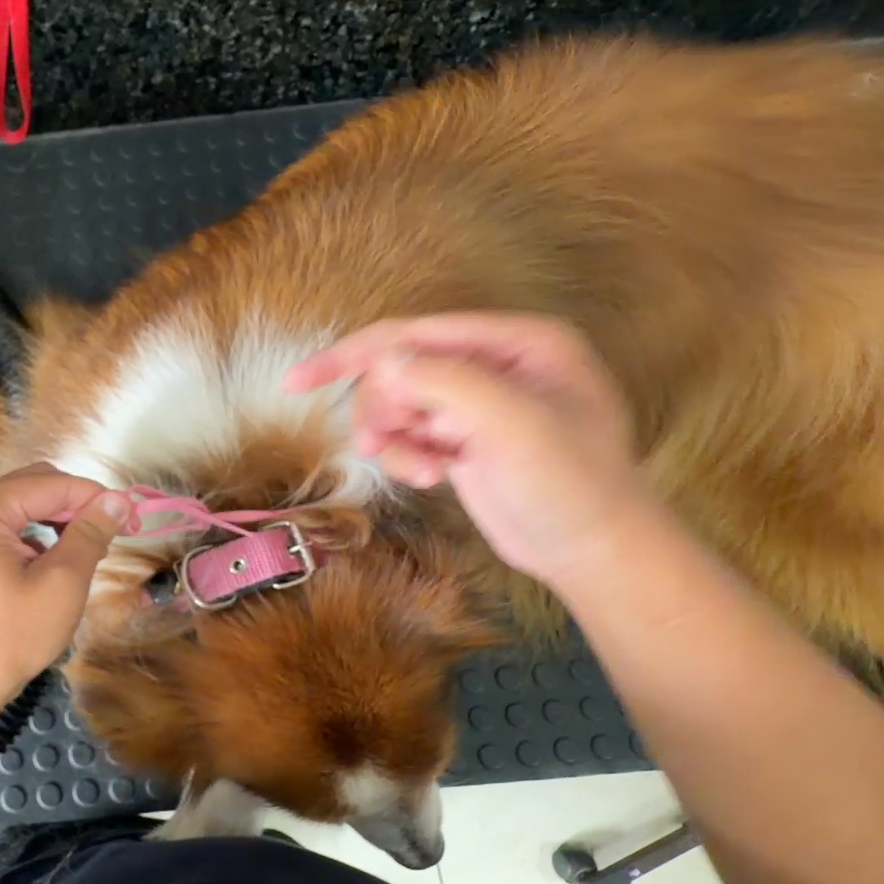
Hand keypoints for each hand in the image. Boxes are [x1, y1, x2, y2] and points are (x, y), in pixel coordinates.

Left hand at [0, 464, 132, 713]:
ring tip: (91, 549)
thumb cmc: (12, 635)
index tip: (135, 517)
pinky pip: (10, 528)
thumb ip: (90, 533)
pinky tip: (59, 563)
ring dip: (59, 519)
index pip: (51, 483)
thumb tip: (119, 499)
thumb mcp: (63, 581)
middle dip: (76, 504)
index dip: (96, 496)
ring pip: (23, 506)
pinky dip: (39, 536)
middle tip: (114, 531)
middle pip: (34, 485)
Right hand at [284, 313, 661, 585]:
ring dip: (393, 439)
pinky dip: (406, 457)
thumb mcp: (510, 424)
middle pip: (397, 371)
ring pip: (395, 405)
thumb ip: (445, 381)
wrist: (589, 550)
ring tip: (422, 470)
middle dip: (382, 410)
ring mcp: (475, 403)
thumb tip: (381, 362)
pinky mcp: (460, 437)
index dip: (351, 354)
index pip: (413, 333)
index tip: (295, 382)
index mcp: (515, 342)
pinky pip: (407, 435)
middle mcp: (492, 364)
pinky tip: (432, 477)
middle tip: (379, 447)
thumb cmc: (568, 482)